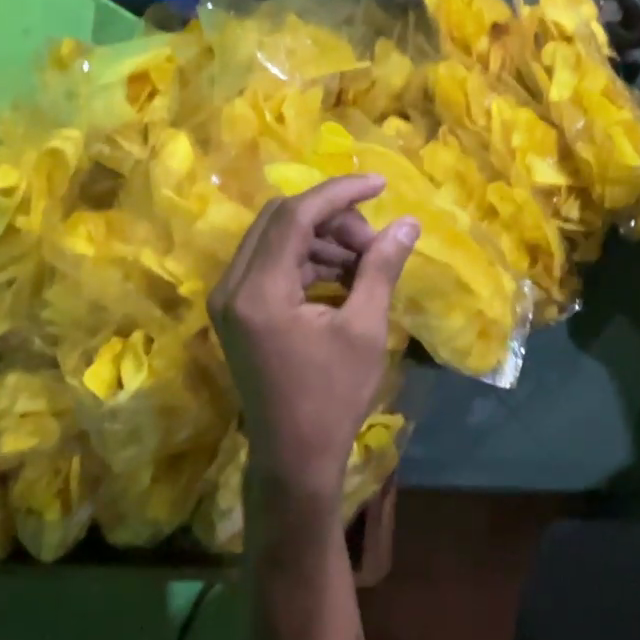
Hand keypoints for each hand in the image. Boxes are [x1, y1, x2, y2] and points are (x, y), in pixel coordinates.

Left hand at [208, 175, 418, 496]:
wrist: (295, 455)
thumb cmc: (333, 395)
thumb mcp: (365, 327)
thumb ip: (381, 267)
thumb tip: (409, 223)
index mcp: (258, 290)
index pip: (295, 215)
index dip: (340, 192)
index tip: (382, 185)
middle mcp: (233, 286)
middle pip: (281, 220)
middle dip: (333, 219)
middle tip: (374, 242)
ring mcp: (231, 301)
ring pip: (278, 240)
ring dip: (324, 240)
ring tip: (366, 264)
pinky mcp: (239, 313)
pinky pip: (275, 265)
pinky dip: (311, 262)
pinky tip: (346, 281)